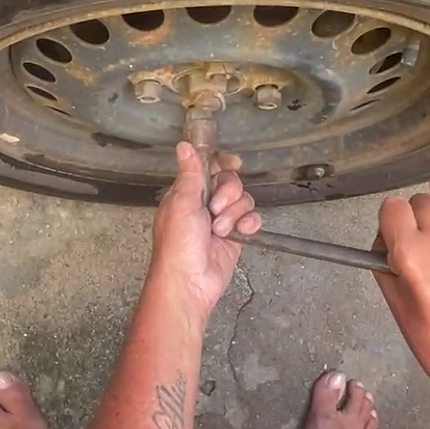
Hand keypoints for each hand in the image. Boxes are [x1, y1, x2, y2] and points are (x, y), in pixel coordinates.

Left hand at [150, 142, 261, 311]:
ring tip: (221, 229)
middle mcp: (203, 206)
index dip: (221, 164)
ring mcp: (220, 221)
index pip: (208, 168)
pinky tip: (241, 232)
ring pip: (242, 201)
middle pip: (229, 182)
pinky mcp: (235, 237)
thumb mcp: (182, 203)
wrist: (189, 282)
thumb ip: (190, 173)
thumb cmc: (178, 246)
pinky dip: (249, 224)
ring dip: (235, 213)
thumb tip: (184, 146)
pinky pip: (251, 220)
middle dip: (228, 193)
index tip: (232, 163)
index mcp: (186, 194)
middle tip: (215, 209)